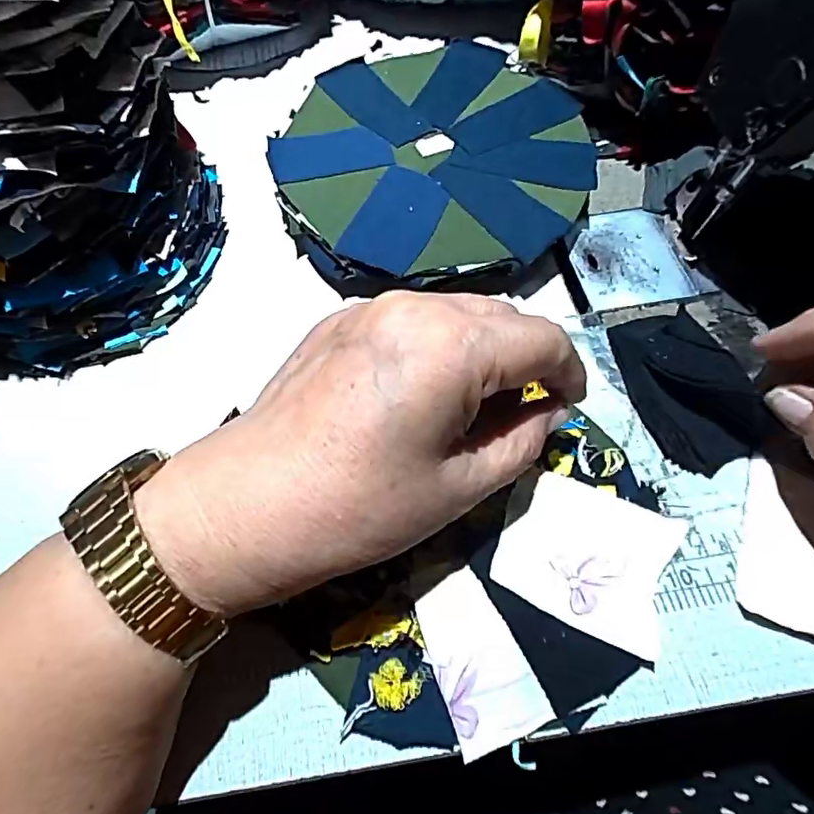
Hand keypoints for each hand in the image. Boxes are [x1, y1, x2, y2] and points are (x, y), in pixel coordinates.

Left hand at [133, 292, 583, 617]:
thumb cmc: (359, 508)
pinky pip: (415, 318)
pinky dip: (440, 345)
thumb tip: (547, 409)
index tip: (569, 404)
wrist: (244, 505)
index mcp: (452, 345)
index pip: (542, 339)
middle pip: (502, 316)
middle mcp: (415, 306)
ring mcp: (372, 306)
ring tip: (470, 404)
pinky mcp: (339, 318)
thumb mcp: (460, 488)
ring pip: (459, 312)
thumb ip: (522, 440)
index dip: (569, 371)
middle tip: (520, 413)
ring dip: (484, 349)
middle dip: (526, 359)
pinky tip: (420, 390)